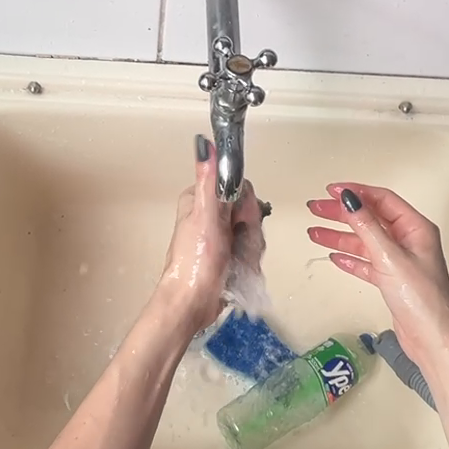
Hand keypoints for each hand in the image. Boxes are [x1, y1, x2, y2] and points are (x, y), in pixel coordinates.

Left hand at [153, 136, 244, 336]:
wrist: (192, 304)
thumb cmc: (195, 263)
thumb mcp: (204, 217)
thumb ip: (209, 182)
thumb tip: (204, 145)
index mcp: (200, 200)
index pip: (240, 187)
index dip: (245, 206)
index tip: (237, 221)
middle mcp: (211, 215)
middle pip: (250, 211)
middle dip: (250, 232)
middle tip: (235, 246)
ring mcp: (222, 236)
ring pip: (255, 232)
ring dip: (250, 250)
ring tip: (234, 262)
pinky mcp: (230, 254)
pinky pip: (253, 250)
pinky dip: (250, 262)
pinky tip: (237, 270)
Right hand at [306, 183, 448, 378]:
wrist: (432, 339)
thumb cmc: (423, 300)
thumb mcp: (390, 257)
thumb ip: (366, 226)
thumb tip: (349, 199)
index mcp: (416, 229)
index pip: (382, 200)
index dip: (356, 192)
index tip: (332, 190)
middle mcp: (409, 241)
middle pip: (370, 218)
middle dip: (341, 213)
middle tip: (316, 209)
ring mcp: (400, 261)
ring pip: (364, 241)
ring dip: (339, 236)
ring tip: (315, 232)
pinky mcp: (391, 280)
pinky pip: (366, 262)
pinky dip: (350, 258)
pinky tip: (335, 256)